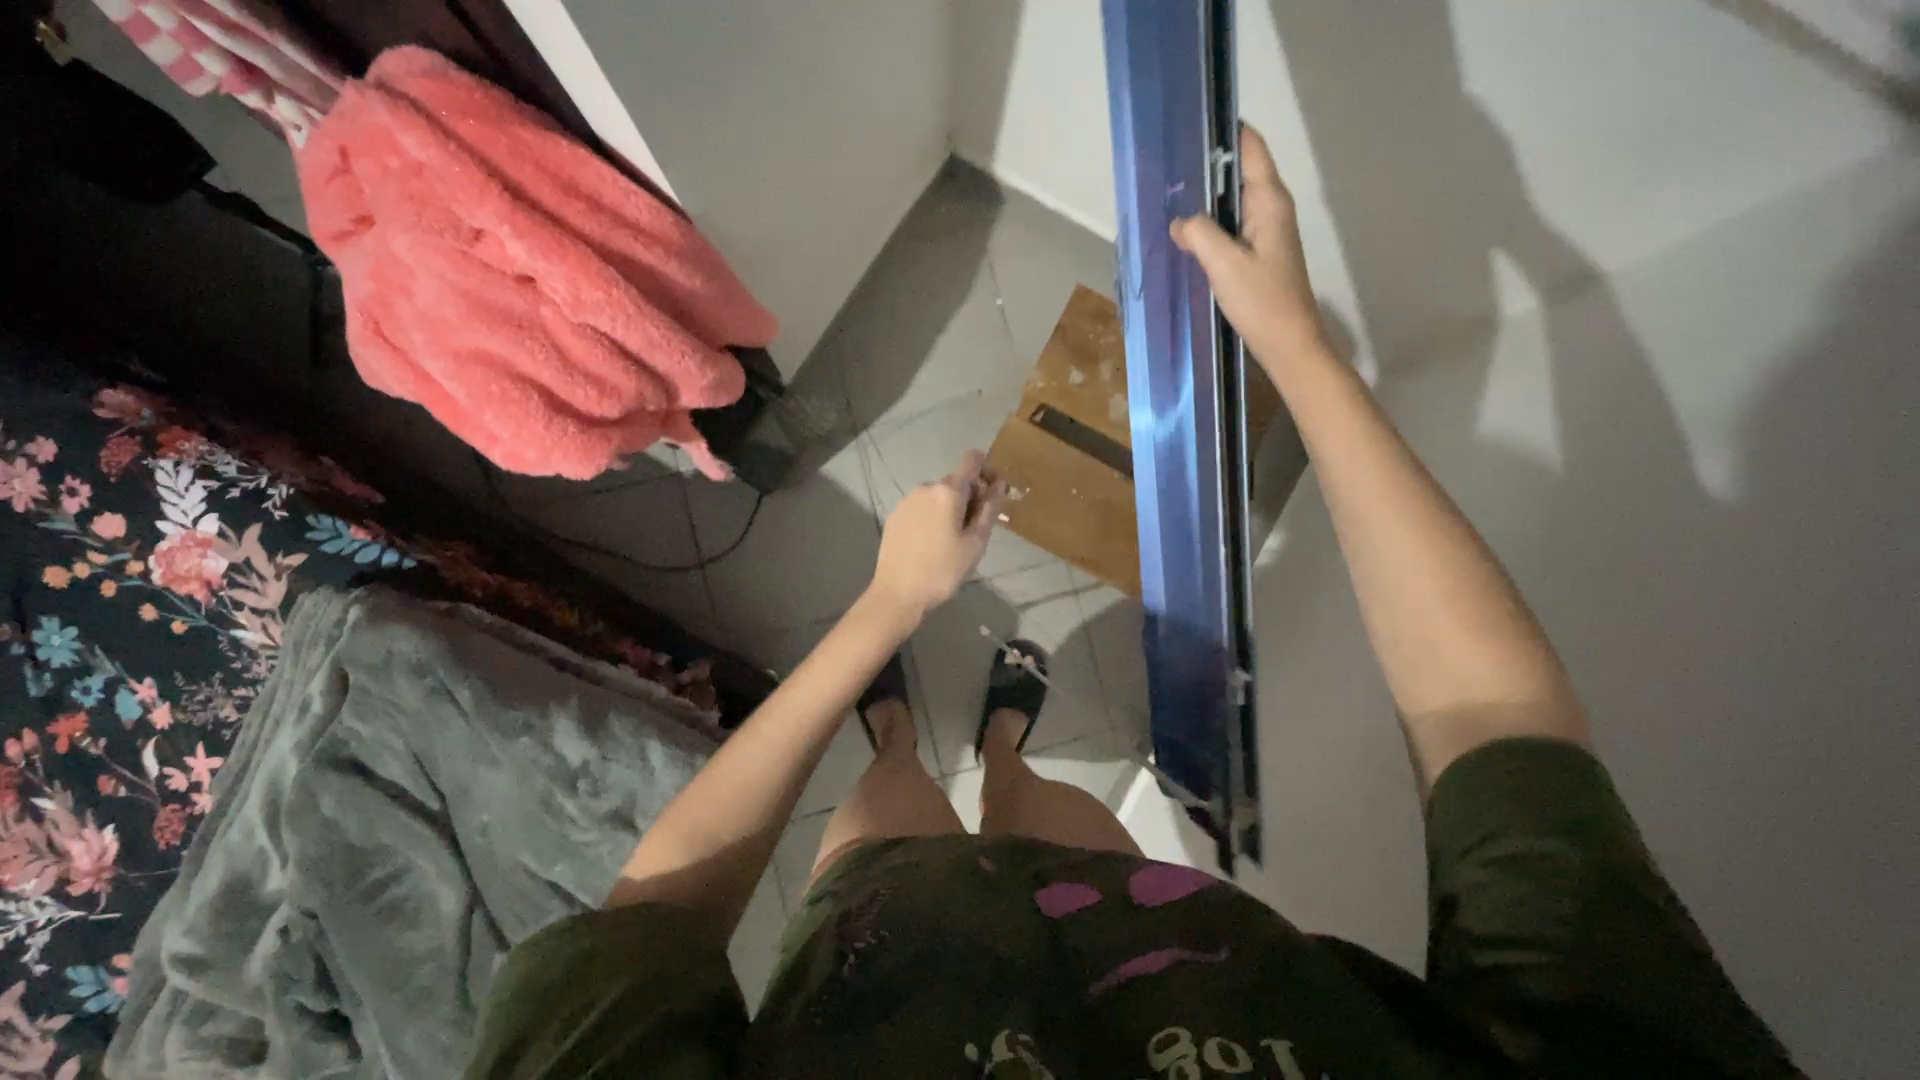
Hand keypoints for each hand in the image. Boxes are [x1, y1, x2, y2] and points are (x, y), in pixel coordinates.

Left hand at [869, 450, 1004, 622]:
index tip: (994, 493)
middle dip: (971, 497)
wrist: (898, 594)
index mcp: (947, 490)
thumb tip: (999, 484)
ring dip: (951, 508)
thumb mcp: (976, 542)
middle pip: (956, 481)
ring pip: (938, 496)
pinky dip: (933, 517)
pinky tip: (932, 544)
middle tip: (976, 530)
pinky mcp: (894, 516)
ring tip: (954, 541)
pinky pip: (922, 508)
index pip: (972, 459)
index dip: (988, 469)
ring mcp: (906, 501)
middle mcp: (925, 487)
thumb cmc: (943, 570)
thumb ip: (990, 509)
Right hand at [1170, 125, 1330, 376]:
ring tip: (1170, 192)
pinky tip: (1186, 233)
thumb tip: (1179, 221)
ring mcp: (1265, 231)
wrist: (1288, 343)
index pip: (1250, 147)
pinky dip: (1210, 223)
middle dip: (1207, 163)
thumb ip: (1199, 234)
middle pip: (1239, 170)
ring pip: (1232, 200)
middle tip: (1168, 160)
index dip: (1225, 129)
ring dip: (1206, 196)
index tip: (1193, 120)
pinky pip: (1230, 225)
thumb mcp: (1224, 264)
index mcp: (1269, 201)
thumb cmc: (1262, 300)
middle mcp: (1271, 209)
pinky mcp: (1257, 253)